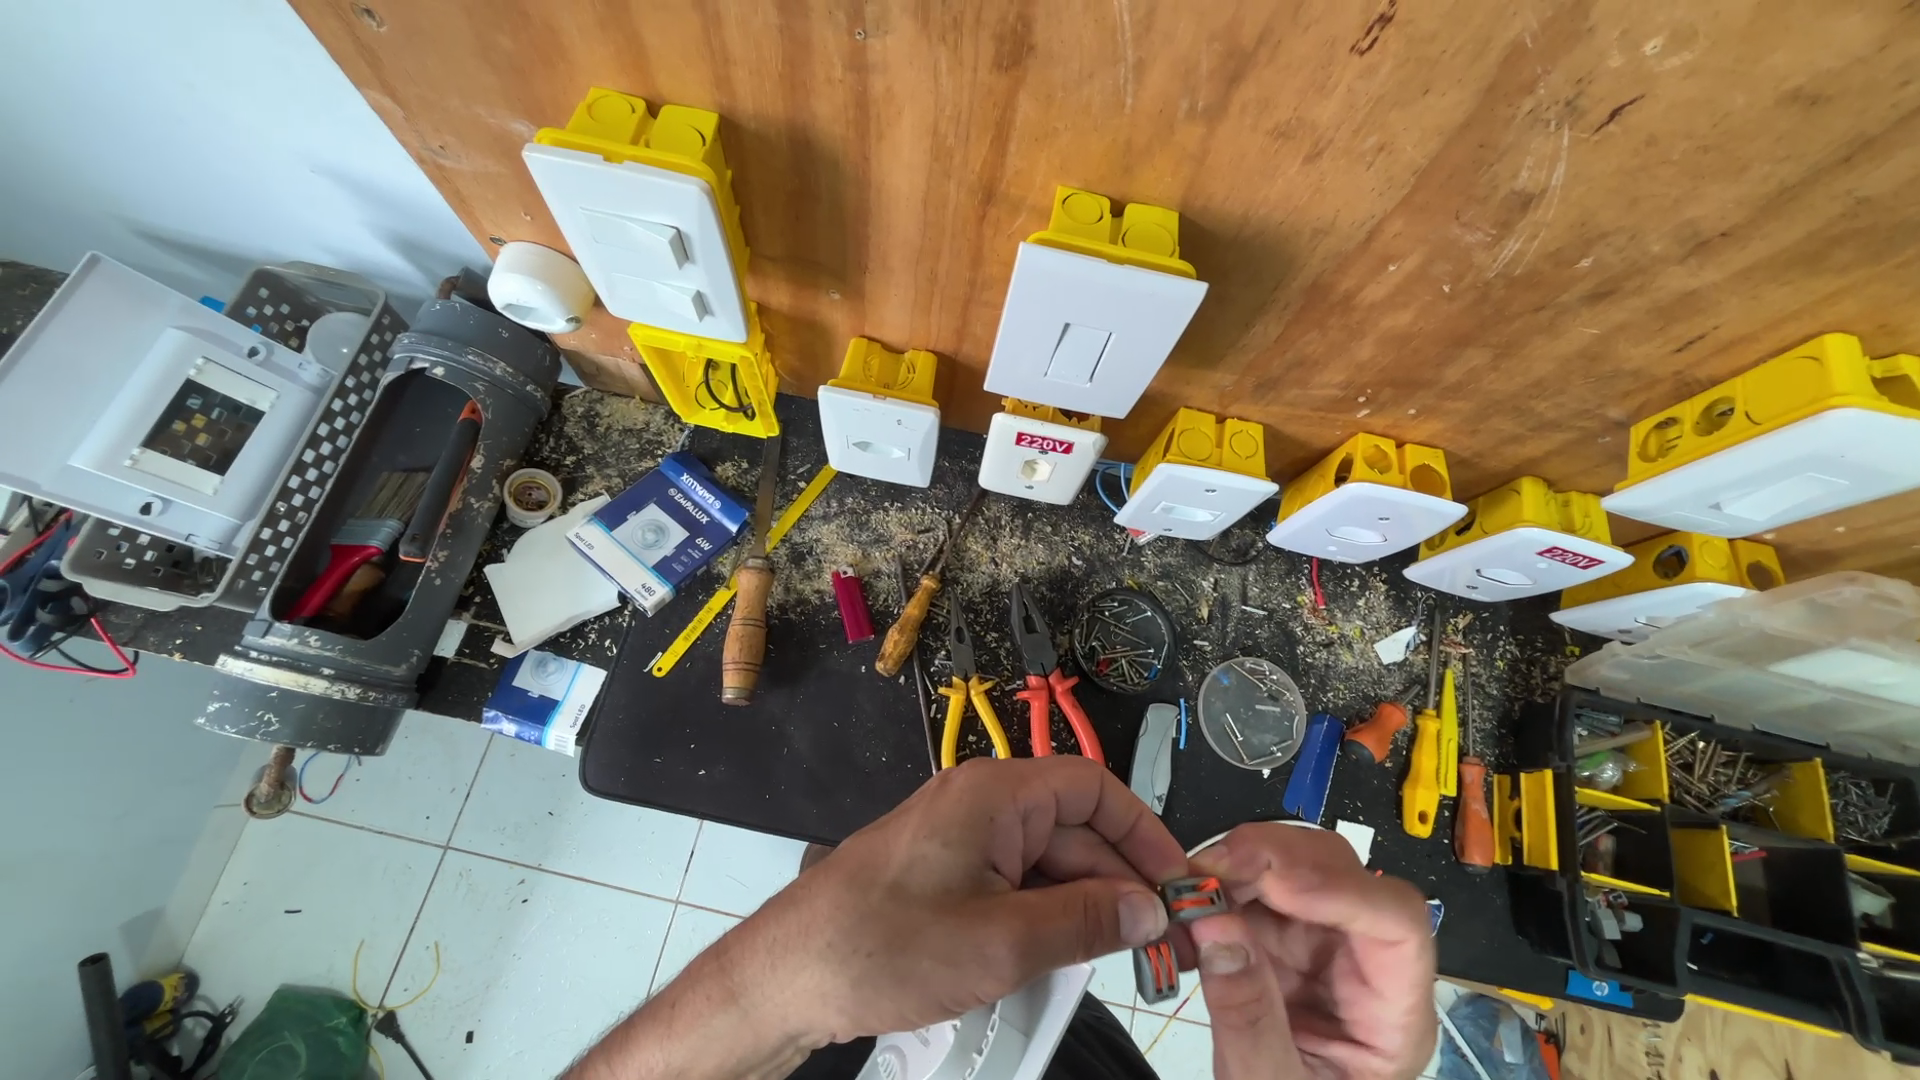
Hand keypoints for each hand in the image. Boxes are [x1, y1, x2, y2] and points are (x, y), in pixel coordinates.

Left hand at [731, 755, 1188, 1044]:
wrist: (790, 972)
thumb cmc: (888, 946)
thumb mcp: (1001, 942)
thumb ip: (1085, 921)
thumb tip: (1150, 907)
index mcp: (996, 793)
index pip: (1092, 788)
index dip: (1143, 831)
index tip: (1179, 883)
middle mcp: (982, 803)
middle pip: (1072, 830)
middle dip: (1118, 883)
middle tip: (1161, 945)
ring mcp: (962, 838)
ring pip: (1045, 862)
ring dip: (1084, 906)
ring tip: (1123, 961)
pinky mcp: (947, 871)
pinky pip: (1014, 882)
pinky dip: (1046, 915)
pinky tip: (1067, 958)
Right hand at [1184, 823, 1435, 1079]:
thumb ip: (1248, 1017)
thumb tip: (1213, 924)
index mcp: (1392, 1011)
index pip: (1396, 921)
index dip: (1337, 886)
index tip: (1271, 882)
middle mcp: (1361, 960)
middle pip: (1341, 873)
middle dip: (1273, 858)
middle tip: (1209, 869)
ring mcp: (1317, 942)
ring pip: (1294, 865)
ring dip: (1238, 863)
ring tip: (1189, 886)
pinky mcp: (1275, 935)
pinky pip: (1251, 885)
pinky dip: (1216, 882)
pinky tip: (1186, 901)